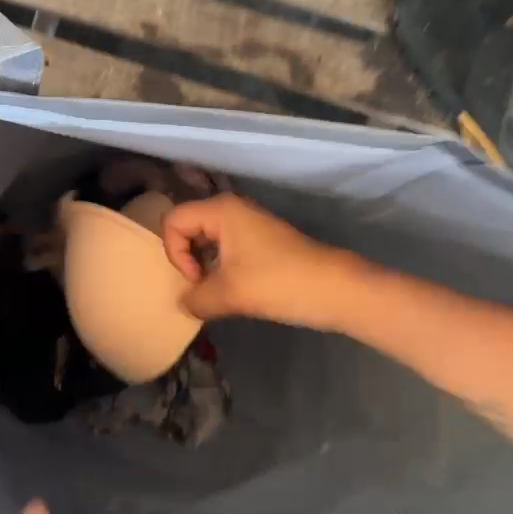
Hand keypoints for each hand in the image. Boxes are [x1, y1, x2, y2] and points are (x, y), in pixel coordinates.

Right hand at [160, 194, 374, 329]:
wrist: (339, 291)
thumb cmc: (280, 283)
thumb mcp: (231, 294)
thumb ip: (196, 298)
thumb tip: (183, 304)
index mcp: (220, 210)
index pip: (173, 222)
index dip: (176, 253)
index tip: (196, 279)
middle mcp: (231, 209)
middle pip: (188, 227)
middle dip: (188, 259)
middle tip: (202, 288)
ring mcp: (248, 224)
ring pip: (207, 240)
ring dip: (205, 266)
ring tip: (217, 293)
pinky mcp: (262, 241)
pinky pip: (226, 248)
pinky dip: (222, 268)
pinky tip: (235, 292)